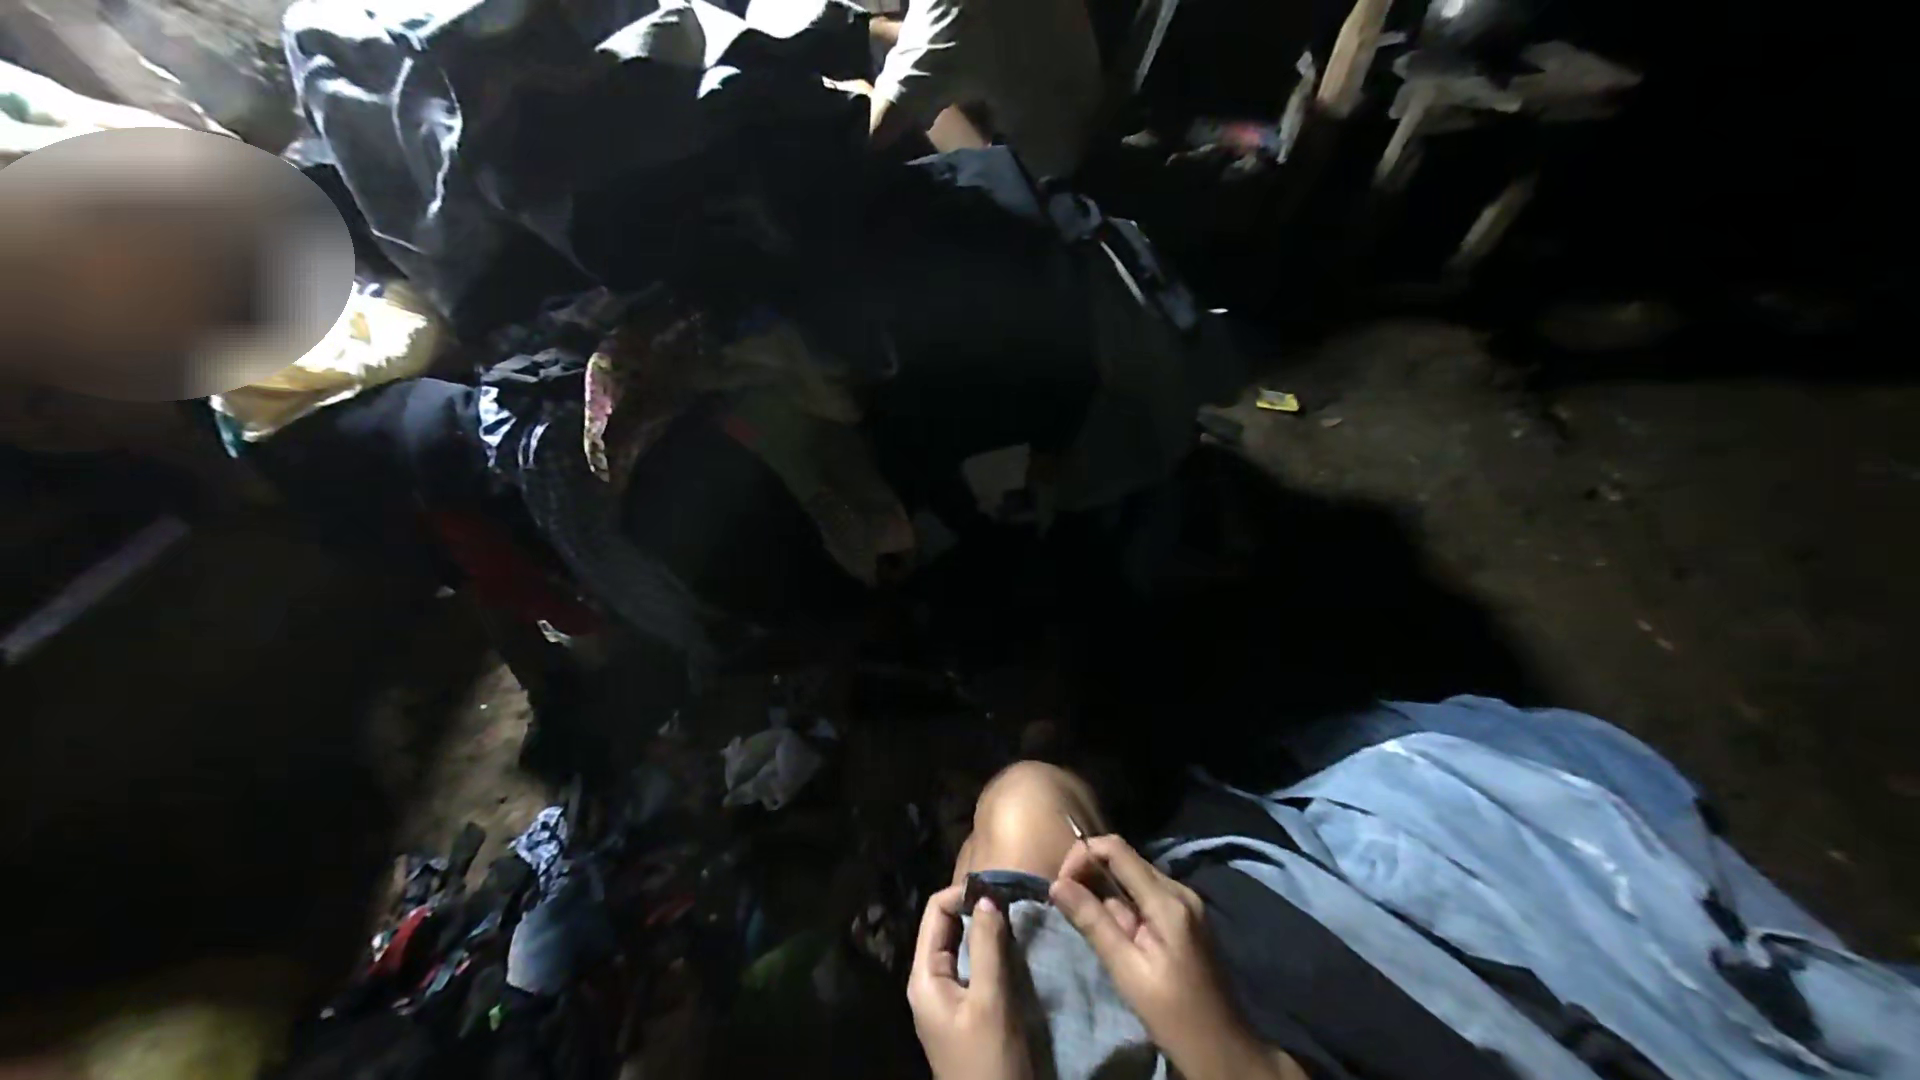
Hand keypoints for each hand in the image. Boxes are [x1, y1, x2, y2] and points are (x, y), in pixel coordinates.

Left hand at [907, 885, 1032, 1079]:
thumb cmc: (989, 1063)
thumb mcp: (990, 1002)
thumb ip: (986, 946)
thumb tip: (986, 896)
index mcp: (924, 975)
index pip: (936, 911)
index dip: (963, 894)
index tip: (999, 890)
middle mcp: (931, 980)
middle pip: (948, 925)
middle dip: (977, 908)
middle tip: (1012, 900)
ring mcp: (948, 996)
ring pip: (963, 944)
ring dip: (987, 928)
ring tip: (1017, 918)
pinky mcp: (967, 1008)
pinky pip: (975, 965)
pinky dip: (992, 950)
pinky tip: (1015, 946)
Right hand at [1051, 836, 1297, 1079]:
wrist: (1225, 1051)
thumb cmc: (1174, 1016)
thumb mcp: (1127, 971)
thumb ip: (1093, 922)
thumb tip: (1057, 885)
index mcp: (1167, 900)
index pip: (1116, 849)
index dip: (1083, 855)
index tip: (1063, 886)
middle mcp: (1179, 889)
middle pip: (1125, 859)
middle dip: (1092, 874)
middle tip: (1071, 906)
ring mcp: (1186, 902)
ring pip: (1133, 876)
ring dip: (1107, 891)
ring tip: (1094, 926)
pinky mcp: (1185, 915)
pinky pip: (1146, 893)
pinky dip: (1124, 903)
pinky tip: (1118, 933)